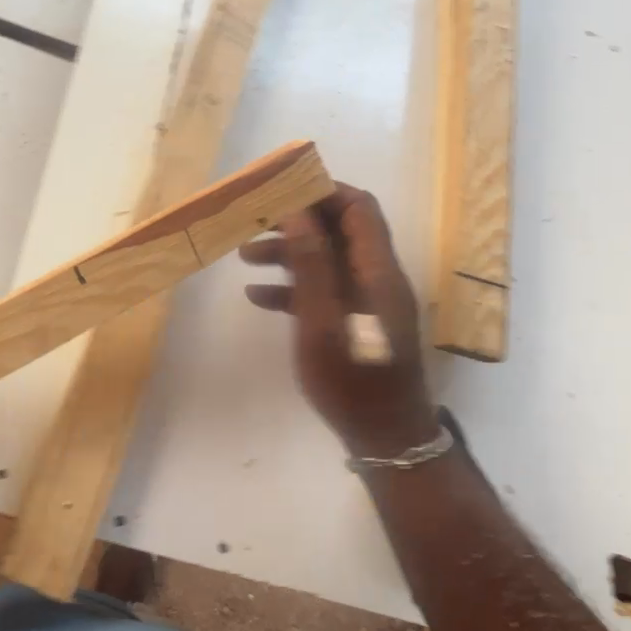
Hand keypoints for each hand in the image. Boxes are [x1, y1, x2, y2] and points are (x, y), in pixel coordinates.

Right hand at [240, 183, 440, 457]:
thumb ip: (311, 263)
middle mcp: (377, 278)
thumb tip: (298, 209)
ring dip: (288, 252)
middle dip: (296, 221)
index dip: (322, 190)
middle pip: (339, 230)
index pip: (358, 208)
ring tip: (244, 256)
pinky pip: (324, 291)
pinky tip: (258, 296)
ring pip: (327, 260)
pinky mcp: (356, 324)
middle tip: (254, 221)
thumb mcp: (322, 321)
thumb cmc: (353, 382)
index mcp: (377, 271)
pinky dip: (293, 287)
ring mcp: (368, 302)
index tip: (280, 188)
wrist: (386, 442)